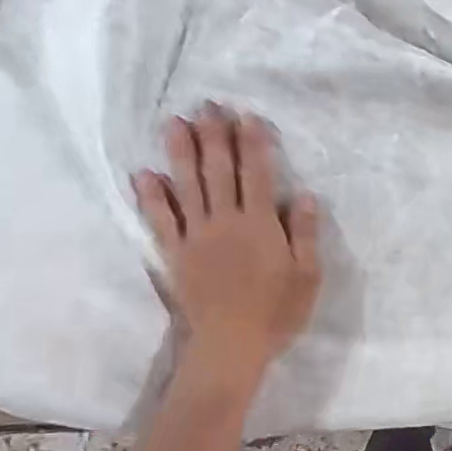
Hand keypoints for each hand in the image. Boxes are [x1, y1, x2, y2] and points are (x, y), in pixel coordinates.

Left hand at [132, 103, 321, 375]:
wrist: (230, 345)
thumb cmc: (277, 312)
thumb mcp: (307, 276)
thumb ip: (305, 234)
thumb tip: (306, 195)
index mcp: (261, 225)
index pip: (258, 175)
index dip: (253, 143)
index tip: (247, 116)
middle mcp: (226, 221)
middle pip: (219, 171)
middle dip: (215, 136)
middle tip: (208, 105)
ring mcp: (196, 236)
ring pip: (187, 186)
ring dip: (180, 152)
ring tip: (174, 122)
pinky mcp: (175, 255)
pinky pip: (160, 221)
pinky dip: (151, 197)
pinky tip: (144, 174)